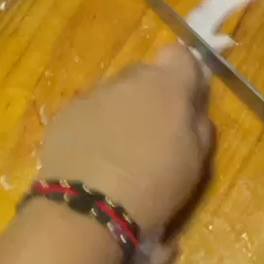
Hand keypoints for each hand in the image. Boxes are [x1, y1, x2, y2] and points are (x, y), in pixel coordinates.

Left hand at [37, 44, 211, 234]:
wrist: (86, 209)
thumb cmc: (154, 185)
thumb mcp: (196, 160)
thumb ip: (198, 123)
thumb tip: (192, 105)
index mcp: (167, 86)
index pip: (180, 54)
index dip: (184, 74)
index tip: (186, 101)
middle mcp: (129, 80)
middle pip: (146, 74)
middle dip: (151, 95)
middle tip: (153, 134)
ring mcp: (93, 95)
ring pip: (115, 93)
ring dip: (121, 112)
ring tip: (118, 153)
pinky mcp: (65, 114)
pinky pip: (88, 112)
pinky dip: (94, 128)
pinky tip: (93, 160)